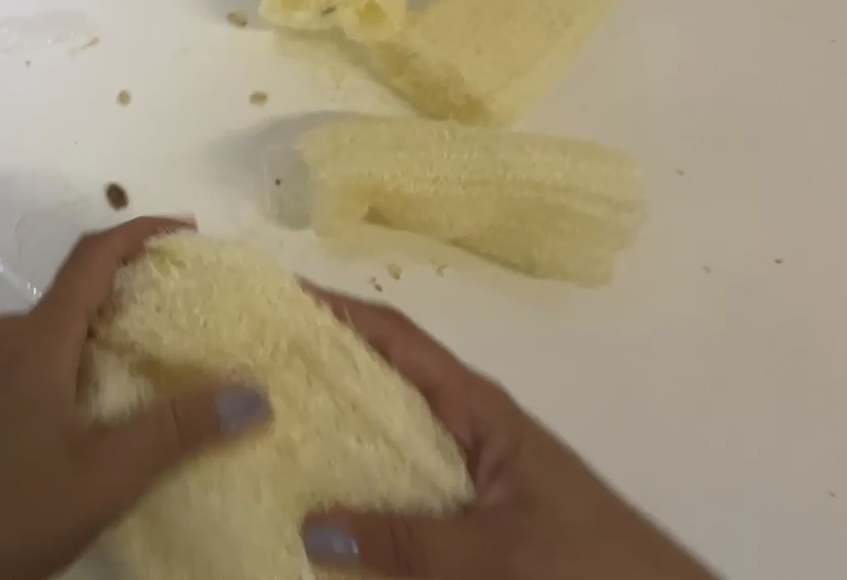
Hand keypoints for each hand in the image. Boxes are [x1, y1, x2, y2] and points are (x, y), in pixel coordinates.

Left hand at [0, 218, 271, 579]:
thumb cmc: (16, 507)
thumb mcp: (107, 473)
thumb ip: (177, 430)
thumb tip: (252, 392)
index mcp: (39, 337)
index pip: (91, 256)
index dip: (138, 231)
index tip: (186, 229)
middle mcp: (10, 336)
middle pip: (76, 289)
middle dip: (131, 285)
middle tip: (187, 306)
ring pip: (57, 326)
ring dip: (104, 326)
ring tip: (155, 355)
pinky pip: (38, 354)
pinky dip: (78, 355)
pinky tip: (101, 398)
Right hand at [299, 287, 717, 579]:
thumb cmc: (603, 574)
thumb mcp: (504, 559)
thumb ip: (408, 544)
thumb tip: (307, 525)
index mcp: (474, 407)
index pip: (392, 335)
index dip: (333, 307)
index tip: (269, 294)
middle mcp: (460, 424)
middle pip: (375, 372)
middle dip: (312, 356)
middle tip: (242, 355)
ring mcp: (461, 467)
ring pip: (379, 425)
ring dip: (326, 416)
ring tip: (259, 415)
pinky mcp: (464, 510)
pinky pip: (392, 477)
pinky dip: (350, 473)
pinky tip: (313, 490)